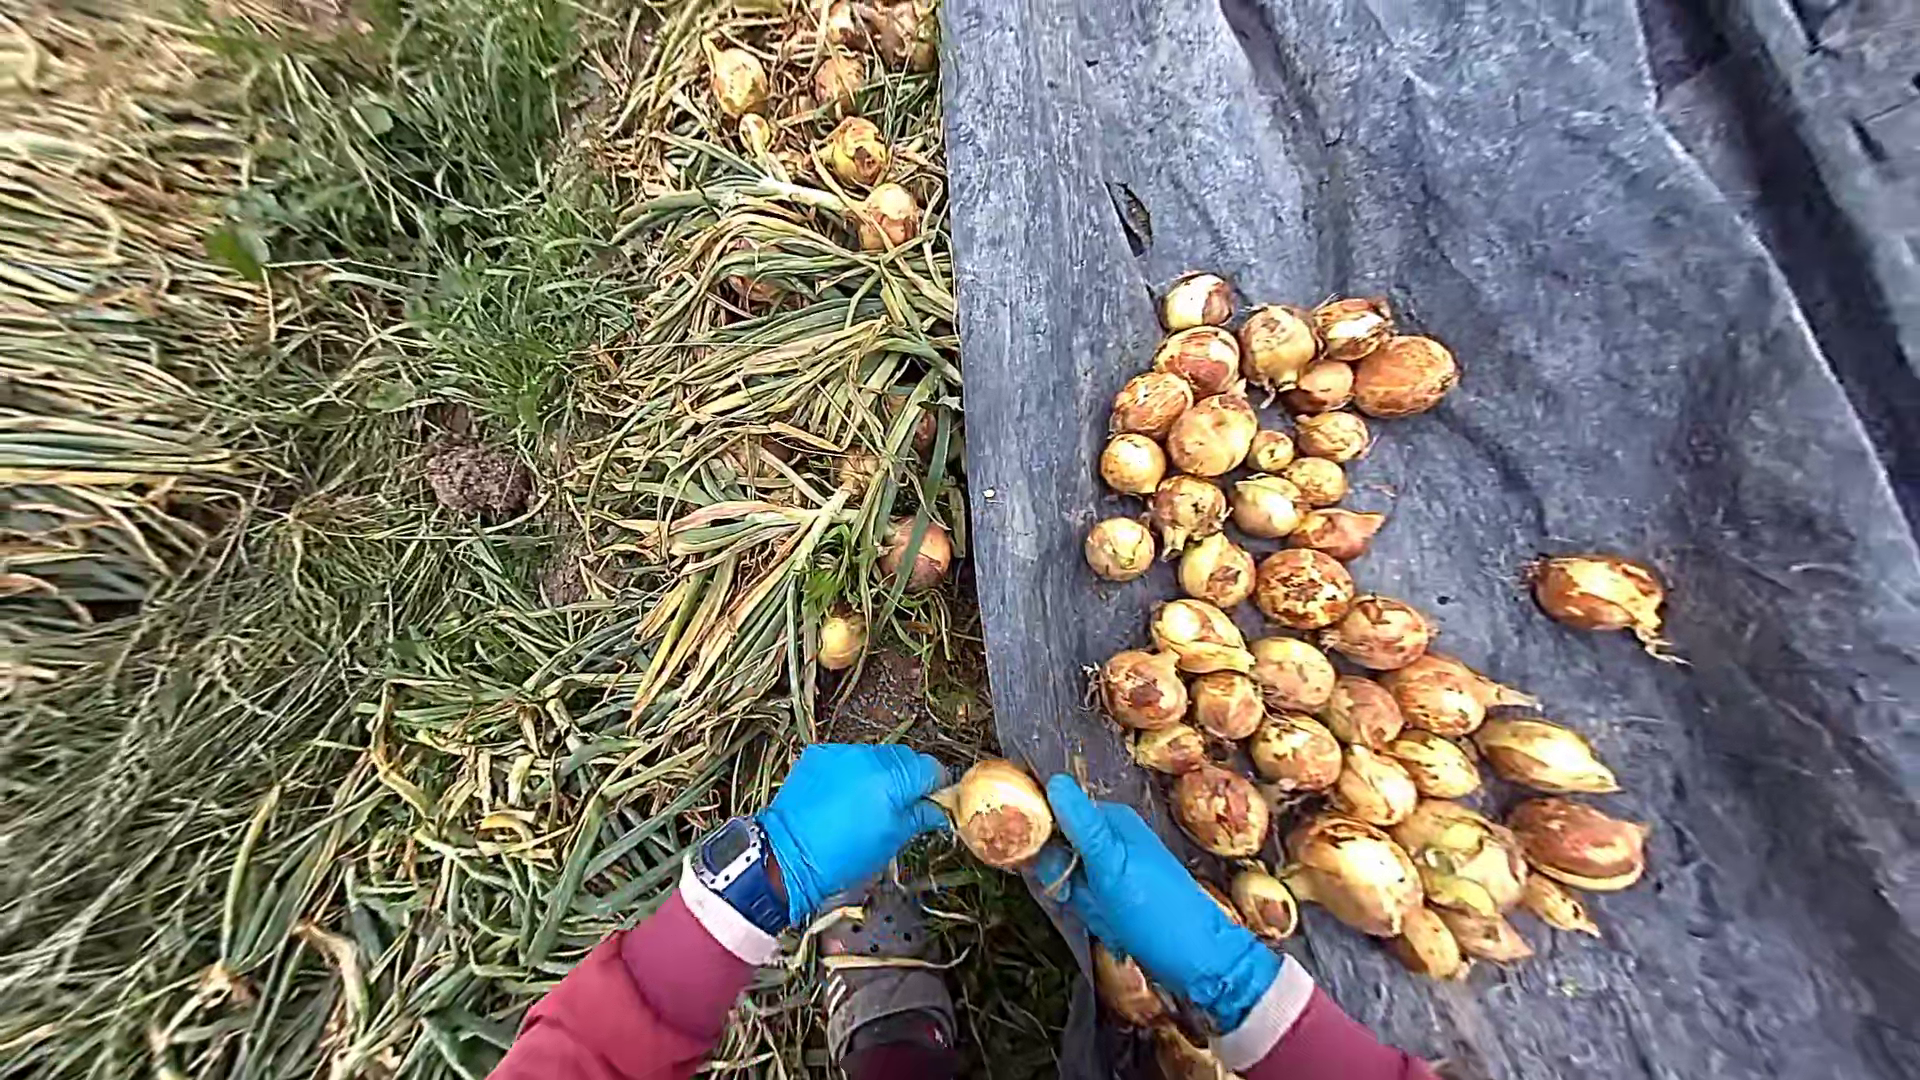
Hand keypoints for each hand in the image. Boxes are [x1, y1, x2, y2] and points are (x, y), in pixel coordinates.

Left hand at [758, 743, 948, 924]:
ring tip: (866, 804)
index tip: (932, 802)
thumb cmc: (844, 855)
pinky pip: (847, 758)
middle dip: (907, 778)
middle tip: (899, 807)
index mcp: (892, 776)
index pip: (929, 767)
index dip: (935, 786)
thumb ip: (920, 816)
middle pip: (904, 758)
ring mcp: (842, 751)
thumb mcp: (892, 840)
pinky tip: (842, 797)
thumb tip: (939, 808)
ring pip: (875, 756)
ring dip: (879, 774)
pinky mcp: (819, 753)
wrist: (786, 856)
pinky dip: (851, 772)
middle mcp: (868, 755)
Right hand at [1034, 775, 1279, 1029]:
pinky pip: (1087, 896)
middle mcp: (1113, 835)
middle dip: (1066, 881)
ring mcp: (1117, 863)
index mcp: (1112, 818)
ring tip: (1105, 917)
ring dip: (1080, 902)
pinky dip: (1093, 914)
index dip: (1049, 845)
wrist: (1205, 966)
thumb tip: (1054, 780)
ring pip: (1071, 876)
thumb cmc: (1158, 914)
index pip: (1057, 814)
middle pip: (1060, 848)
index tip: (1059, 875)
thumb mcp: (1113, 867)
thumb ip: (1082, 825)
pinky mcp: (1120, 890)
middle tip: (1088, 900)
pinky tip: (1111, 927)